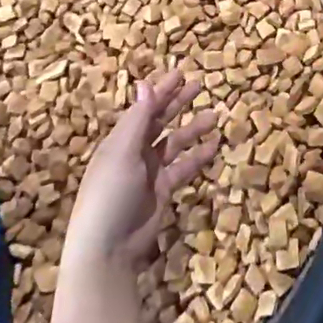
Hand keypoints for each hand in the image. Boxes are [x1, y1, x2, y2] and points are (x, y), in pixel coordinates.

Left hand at [65, 69, 218, 268]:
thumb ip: (138, 118)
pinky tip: (215, 145)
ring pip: (175, 143)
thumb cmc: (110, 193)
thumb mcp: (123, 152)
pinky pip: (183, 167)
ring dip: (193, 128)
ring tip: (215, 116)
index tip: (181, 73)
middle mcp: (134, 152)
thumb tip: (145, 82)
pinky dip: (198, 155)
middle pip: (159, 121)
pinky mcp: (162, 191)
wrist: (107, 248)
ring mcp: (149, 172)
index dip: (162, 90)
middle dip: (178, 103)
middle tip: (200, 86)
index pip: (144, 108)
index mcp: (120, 140)